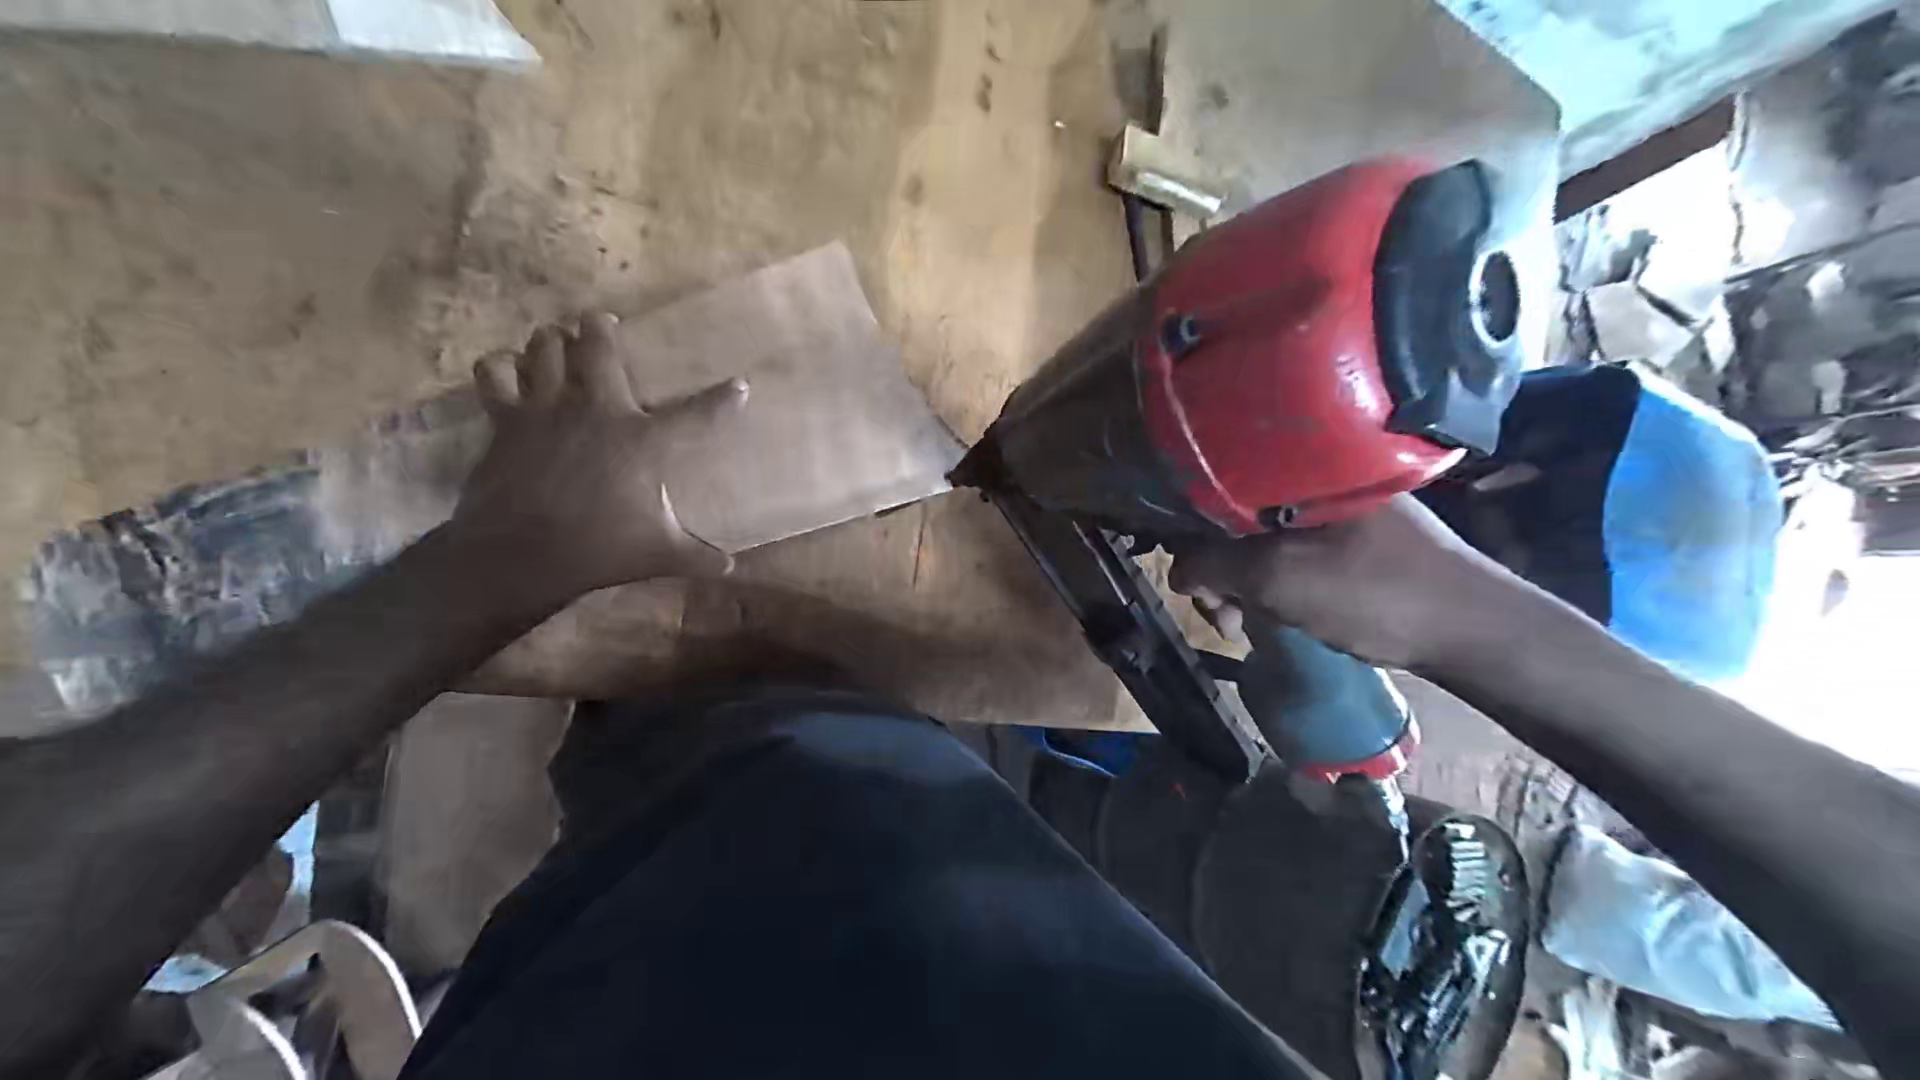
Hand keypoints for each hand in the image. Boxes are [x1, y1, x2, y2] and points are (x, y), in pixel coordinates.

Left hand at [449, 312, 747, 604]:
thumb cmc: (600, 547)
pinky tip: (510, 370)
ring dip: (555, 341)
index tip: (741, 386)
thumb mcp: (661, 553)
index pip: (698, 414)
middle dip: (602, 328)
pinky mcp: (506, 419)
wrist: (521, 553)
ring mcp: (547, 409)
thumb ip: (698, 556)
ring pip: (546, 347)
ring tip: (561, 342)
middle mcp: (597, 410)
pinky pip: (495, 372)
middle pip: (599, 345)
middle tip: (604, 325)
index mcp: (643, 440)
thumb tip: (731, 569)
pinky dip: (502, 366)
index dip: (724, 399)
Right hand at [1169, 494, 1535, 672]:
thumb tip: (1176, 571)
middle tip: (1223, 618)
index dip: (1187, 533)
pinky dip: (1267, 584)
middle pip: (1229, 519)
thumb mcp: (1279, 578)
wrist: (1473, 631)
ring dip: (1238, 584)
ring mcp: (1328, 510)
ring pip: (1254, 541)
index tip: (1191, 580)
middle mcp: (1308, 479)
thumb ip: (1212, 564)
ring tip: (1243, 626)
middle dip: (1215, 572)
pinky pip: (1282, 553)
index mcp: (1295, 470)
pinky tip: (1272, 614)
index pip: (1211, 487)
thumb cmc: (1374, 594)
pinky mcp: (1343, 538)